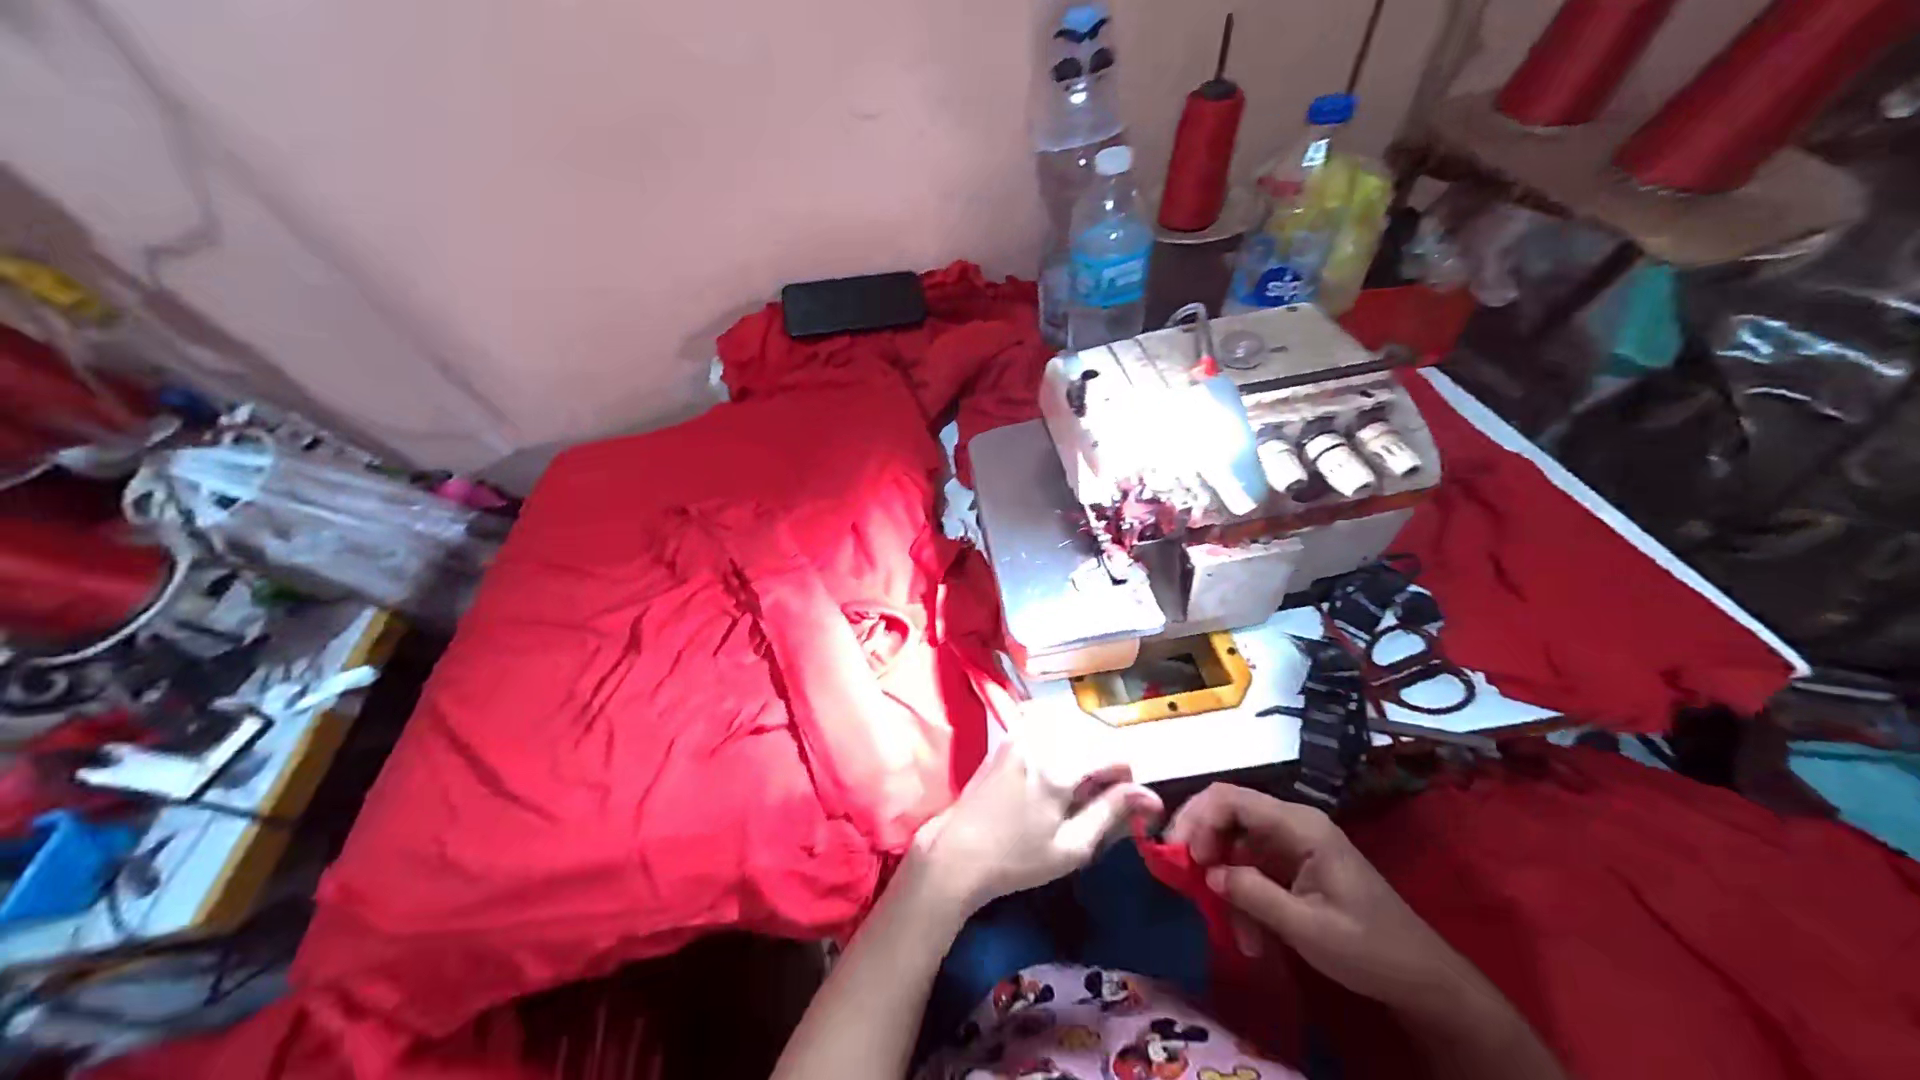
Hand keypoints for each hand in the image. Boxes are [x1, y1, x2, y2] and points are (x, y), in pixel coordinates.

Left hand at [910, 742, 1161, 915]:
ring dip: (1082, 748)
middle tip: (1096, 797)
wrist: (956, 852)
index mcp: (1059, 770)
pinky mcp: (1005, 738)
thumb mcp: (1071, 847)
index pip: (1113, 755)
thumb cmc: (1017, 860)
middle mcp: (1040, 741)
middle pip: (1093, 737)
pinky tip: (1052, 768)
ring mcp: (1019, 735)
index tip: (1122, 804)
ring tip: (1074, 784)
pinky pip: (1044, 724)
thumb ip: (1111, 812)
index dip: (1126, 780)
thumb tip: (1150, 795)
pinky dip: (1058, 738)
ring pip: (1070, 728)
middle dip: (1103, 763)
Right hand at [1165, 784, 1482, 1014]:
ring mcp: (1292, 844)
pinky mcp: (1293, 866)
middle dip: (1201, 845)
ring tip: (1232, 932)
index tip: (1180, 856)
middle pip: (1228, 814)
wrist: (1423, 979)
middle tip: (1185, 880)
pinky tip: (1250, 938)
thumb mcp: (1307, 928)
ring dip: (1224, 883)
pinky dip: (1242, 896)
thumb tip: (1207, 872)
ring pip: (1235, 845)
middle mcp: (1292, 824)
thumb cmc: (1370, 949)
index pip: (1231, 798)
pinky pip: (1251, 867)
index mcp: (1300, 826)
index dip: (1197, 818)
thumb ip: (1252, 894)